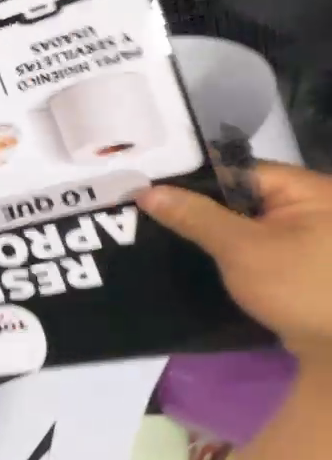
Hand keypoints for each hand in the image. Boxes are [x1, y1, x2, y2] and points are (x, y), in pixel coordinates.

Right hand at [141, 164, 331, 365]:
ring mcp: (312, 236)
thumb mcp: (240, 248)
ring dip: (207, 228)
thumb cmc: (301, 287)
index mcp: (314, 192)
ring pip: (245, 221)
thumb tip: (148, 191)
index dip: (193, 180)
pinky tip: (194, 255)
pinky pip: (255, 242)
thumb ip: (194, 216)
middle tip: (145, 215)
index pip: (241, 172)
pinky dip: (225, 246)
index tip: (148, 193)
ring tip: (160, 234)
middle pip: (242, 195)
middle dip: (195, 206)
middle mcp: (317, 207)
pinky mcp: (302, 260)